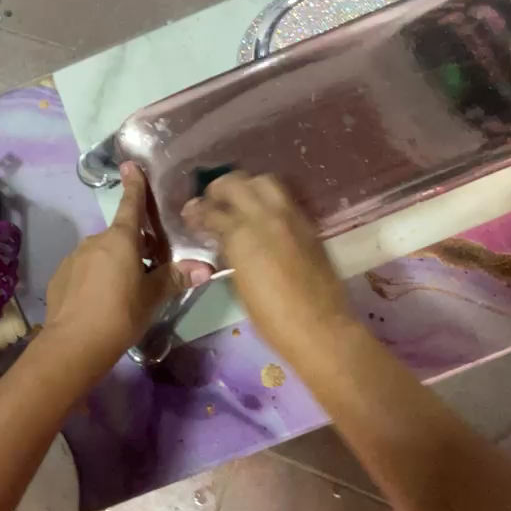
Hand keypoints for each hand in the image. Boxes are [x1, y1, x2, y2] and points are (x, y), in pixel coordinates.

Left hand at [41, 163, 182, 366]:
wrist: (73, 343)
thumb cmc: (120, 314)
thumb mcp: (153, 297)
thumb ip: (175, 278)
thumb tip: (206, 269)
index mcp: (121, 239)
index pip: (131, 204)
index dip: (134, 185)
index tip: (131, 165)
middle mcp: (95, 240)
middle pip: (120, 236)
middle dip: (134, 246)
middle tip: (148, 268)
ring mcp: (74, 257)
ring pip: (101, 254)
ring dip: (113, 264)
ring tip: (123, 292)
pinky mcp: (61, 276)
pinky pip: (83, 271)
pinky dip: (94, 279)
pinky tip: (100, 301)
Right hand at [181, 173, 352, 347]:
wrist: (320, 329)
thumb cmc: (272, 317)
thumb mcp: (239, 283)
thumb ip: (229, 251)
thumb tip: (222, 239)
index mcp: (242, 235)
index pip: (213, 211)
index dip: (197, 211)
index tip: (189, 213)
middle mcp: (266, 217)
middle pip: (237, 183)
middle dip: (219, 189)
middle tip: (211, 200)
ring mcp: (291, 218)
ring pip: (264, 182)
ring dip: (247, 186)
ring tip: (238, 201)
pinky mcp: (309, 225)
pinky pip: (284, 199)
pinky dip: (268, 199)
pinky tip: (262, 214)